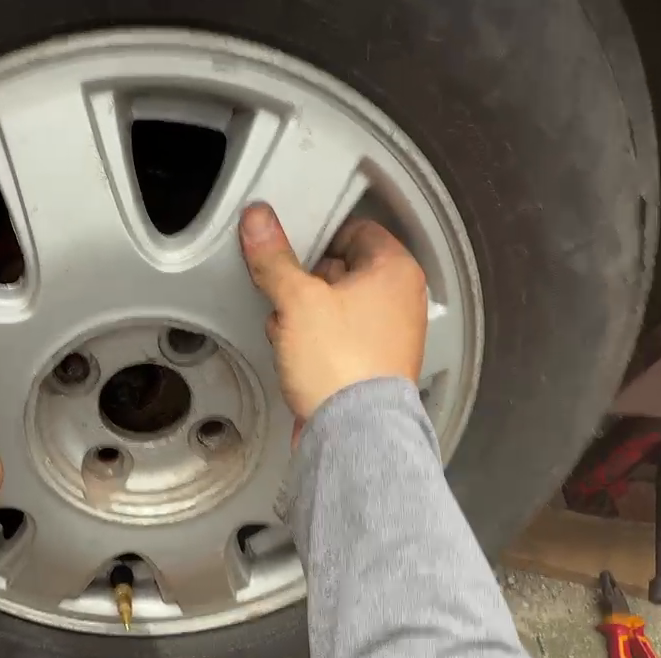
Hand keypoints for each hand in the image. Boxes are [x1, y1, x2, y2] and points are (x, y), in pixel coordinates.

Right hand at [238, 204, 428, 421]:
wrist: (352, 431)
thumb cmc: (343, 366)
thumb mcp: (297, 300)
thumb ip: (275, 259)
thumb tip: (259, 223)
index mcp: (395, 271)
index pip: (356, 231)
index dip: (318, 240)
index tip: (292, 253)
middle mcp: (401, 302)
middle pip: (344, 273)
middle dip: (306, 287)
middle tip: (287, 301)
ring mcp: (390, 338)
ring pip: (337, 311)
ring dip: (305, 320)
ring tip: (290, 336)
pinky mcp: (373, 369)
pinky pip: (339, 343)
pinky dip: (316, 347)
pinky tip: (298, 360)